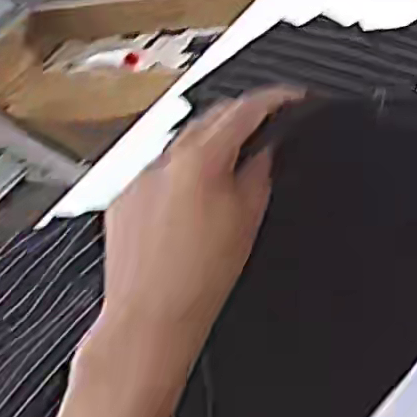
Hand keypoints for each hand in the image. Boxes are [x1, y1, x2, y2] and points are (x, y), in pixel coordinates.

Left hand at [97, 88, 300, 354]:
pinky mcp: (124, 197)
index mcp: (201, 159)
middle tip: (270, 124)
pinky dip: (185, 167)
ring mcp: (139, 177)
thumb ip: (260, 168)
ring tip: (235, 164)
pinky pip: (161, 166)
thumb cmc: (201, 277)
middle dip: (245, 114)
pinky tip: (198, 194)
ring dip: (214, 140)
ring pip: (185, 138)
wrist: (151, 318)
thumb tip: (266, 148)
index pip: (246, 108)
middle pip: (213, 114)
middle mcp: (164, 160)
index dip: (276, 98)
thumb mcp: (250, 213)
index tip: (293, 98)